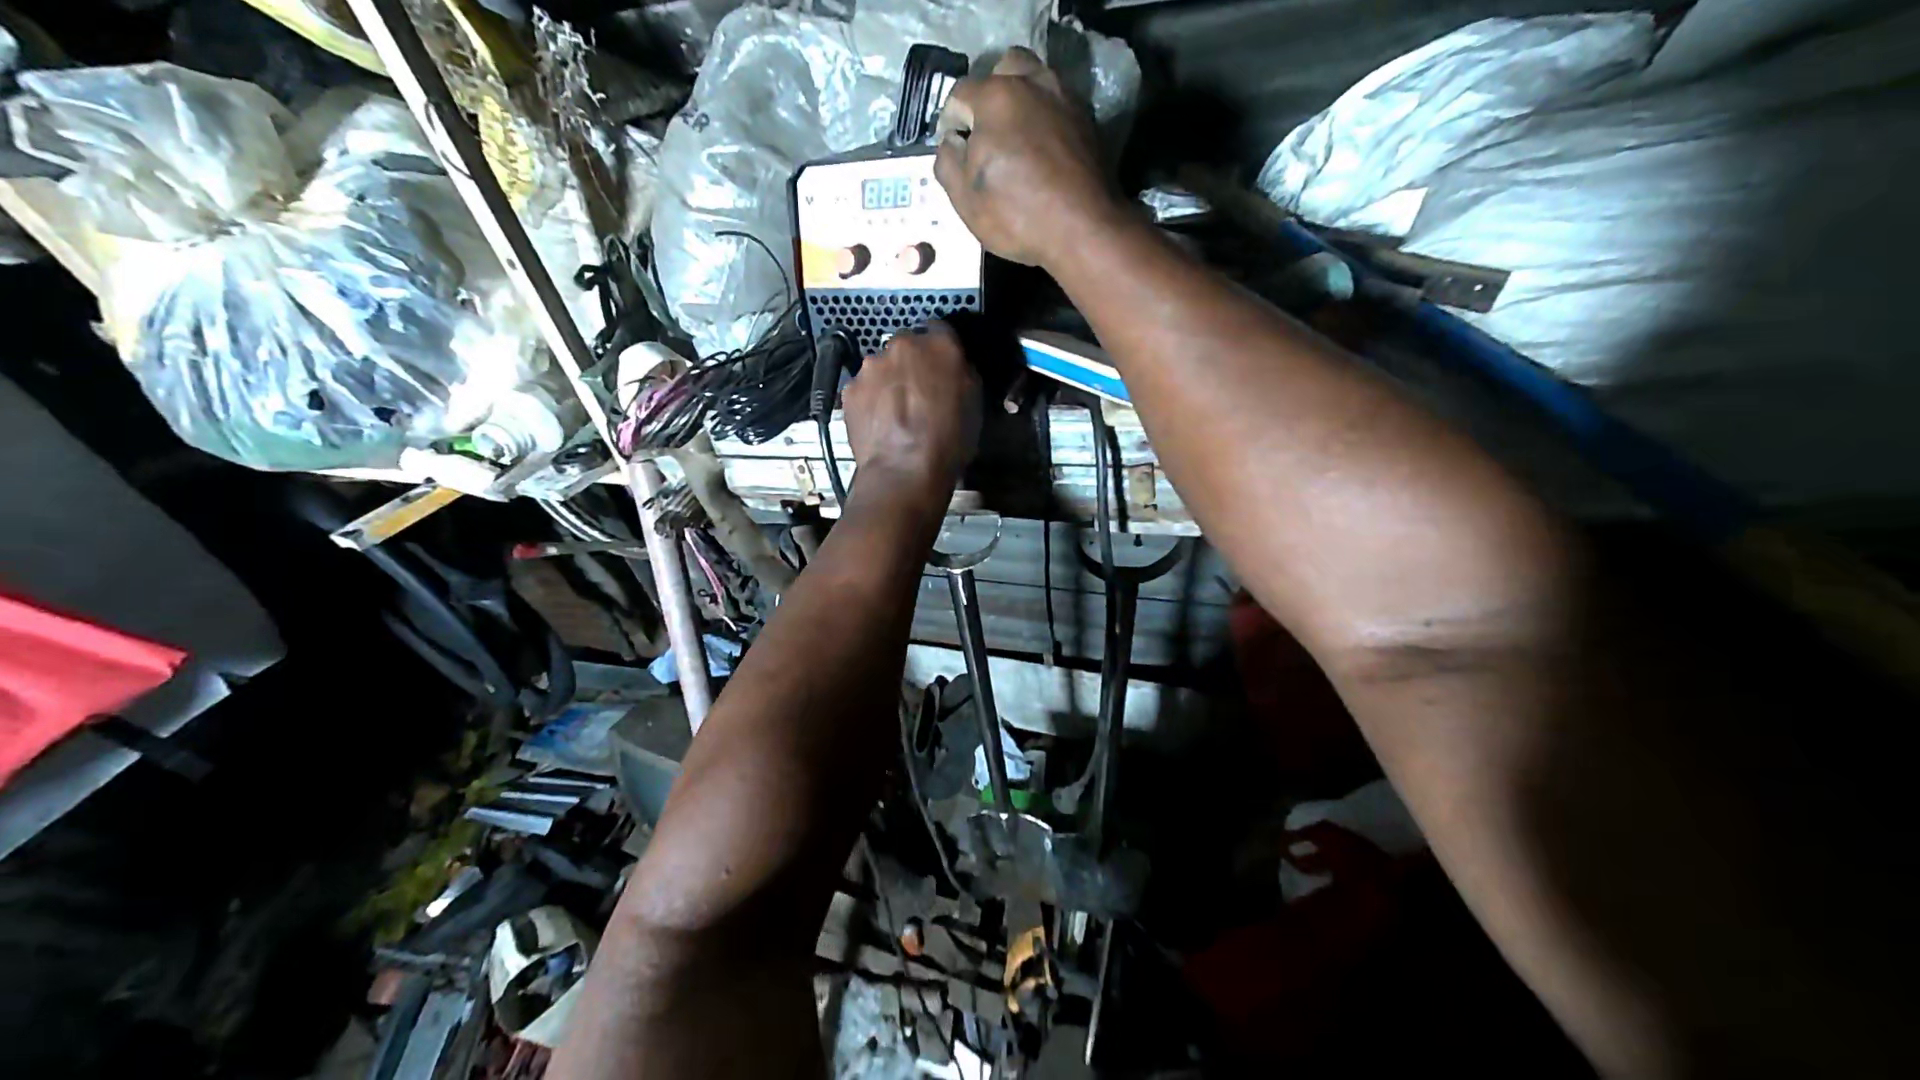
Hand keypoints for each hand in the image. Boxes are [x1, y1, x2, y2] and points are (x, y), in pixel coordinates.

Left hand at [842, 321, 980, 497]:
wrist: (904, 472)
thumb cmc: (948, 442)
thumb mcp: (974, 404)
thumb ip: (962, 373)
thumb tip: (954, 368)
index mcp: (939, 345)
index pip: (940, 329)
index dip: (941, 350)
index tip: (941, 366)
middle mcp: (902, 345)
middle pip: (906, 346)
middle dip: (911, 365)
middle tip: (919, 395)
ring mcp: (872, 366)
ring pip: (881, 366)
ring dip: (889, 382)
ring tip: (897, 413)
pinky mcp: (851, 389)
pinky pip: (863, 388)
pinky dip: (870, 400)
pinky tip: (880, 422)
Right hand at [934, 47, 1127, 268]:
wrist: (1084, 229)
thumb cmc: (1018, 214)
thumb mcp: (965, 199)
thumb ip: (947, 162)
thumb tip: (951, 141)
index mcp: (996, 97)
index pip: (960, 93)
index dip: (950, 121)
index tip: (954, 148)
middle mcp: (1032, 84)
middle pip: (1005, 68)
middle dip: (990, 95)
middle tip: (987, 132)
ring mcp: (1065, 99)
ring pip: (1037, 82)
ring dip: (1021, 102)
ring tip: (1016, 139)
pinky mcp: (1087, 120)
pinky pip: (1058, 107)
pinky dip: (1045, 120)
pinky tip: (1042, 152)